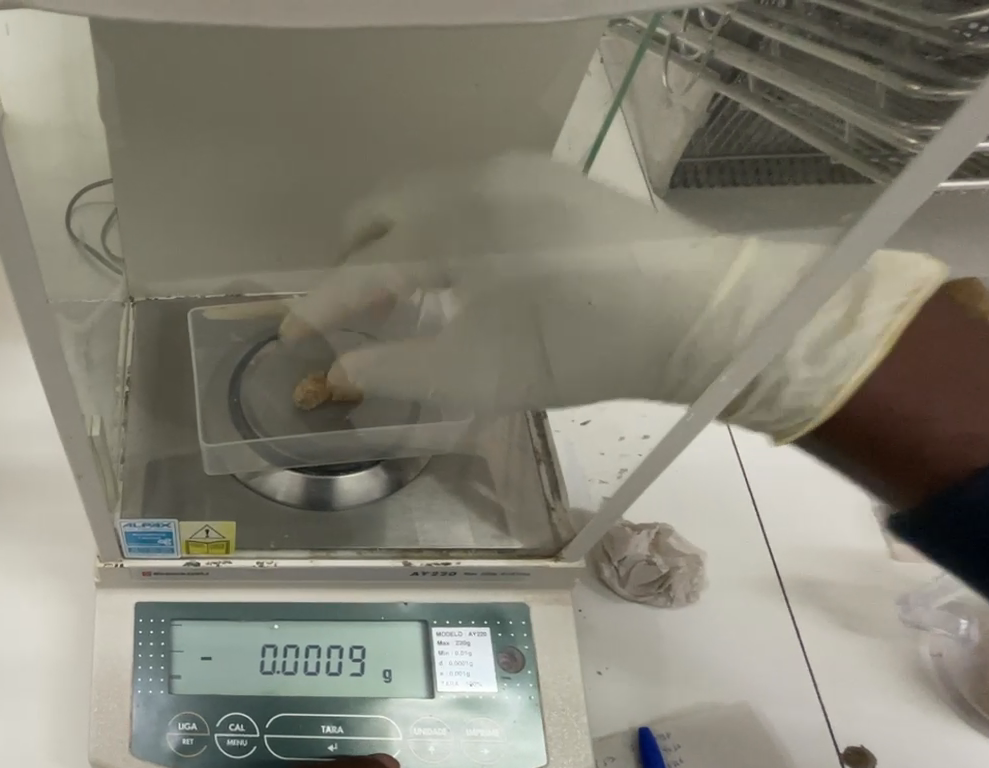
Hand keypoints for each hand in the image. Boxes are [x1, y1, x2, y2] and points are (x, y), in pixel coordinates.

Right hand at [282, 154, 945, 441]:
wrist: (701, 314)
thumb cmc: (575, 347)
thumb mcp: (472, 373)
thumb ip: (389, 368)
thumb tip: (336, 369)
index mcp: (449, 228)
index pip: (358, 270)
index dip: (317, 307)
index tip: (288, 336)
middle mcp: (472, 183)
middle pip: (378, 210)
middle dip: (350, 260)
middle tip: (350, 311)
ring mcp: (514, 173)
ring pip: (421, 199)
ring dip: (394, 244)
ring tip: (403, 297)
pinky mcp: (548, 180)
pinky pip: (463, 197)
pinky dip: (437, 232)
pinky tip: (461, 273)